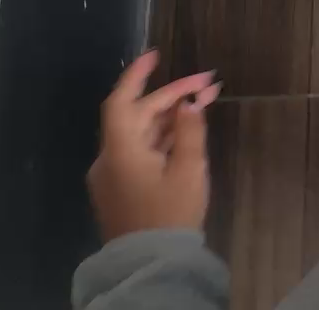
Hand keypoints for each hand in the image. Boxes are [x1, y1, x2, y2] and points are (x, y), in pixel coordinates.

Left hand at [87, 50, 221, 240]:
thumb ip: (190, 130)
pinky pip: (141, 149)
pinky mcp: (122, 187)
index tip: (156, 55)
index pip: (121, 102)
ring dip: (171, 114)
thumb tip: (190, 101)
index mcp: (121, 151)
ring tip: (205, 100)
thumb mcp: (188, 169)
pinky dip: (164, 134)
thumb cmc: (170, 212)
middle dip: (173, 95)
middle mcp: (110, 159)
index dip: (136, 75)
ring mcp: (114, 175)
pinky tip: (188, 128)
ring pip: (142, 131)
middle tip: (208, 83)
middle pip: (138, 114)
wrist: (151, 264)